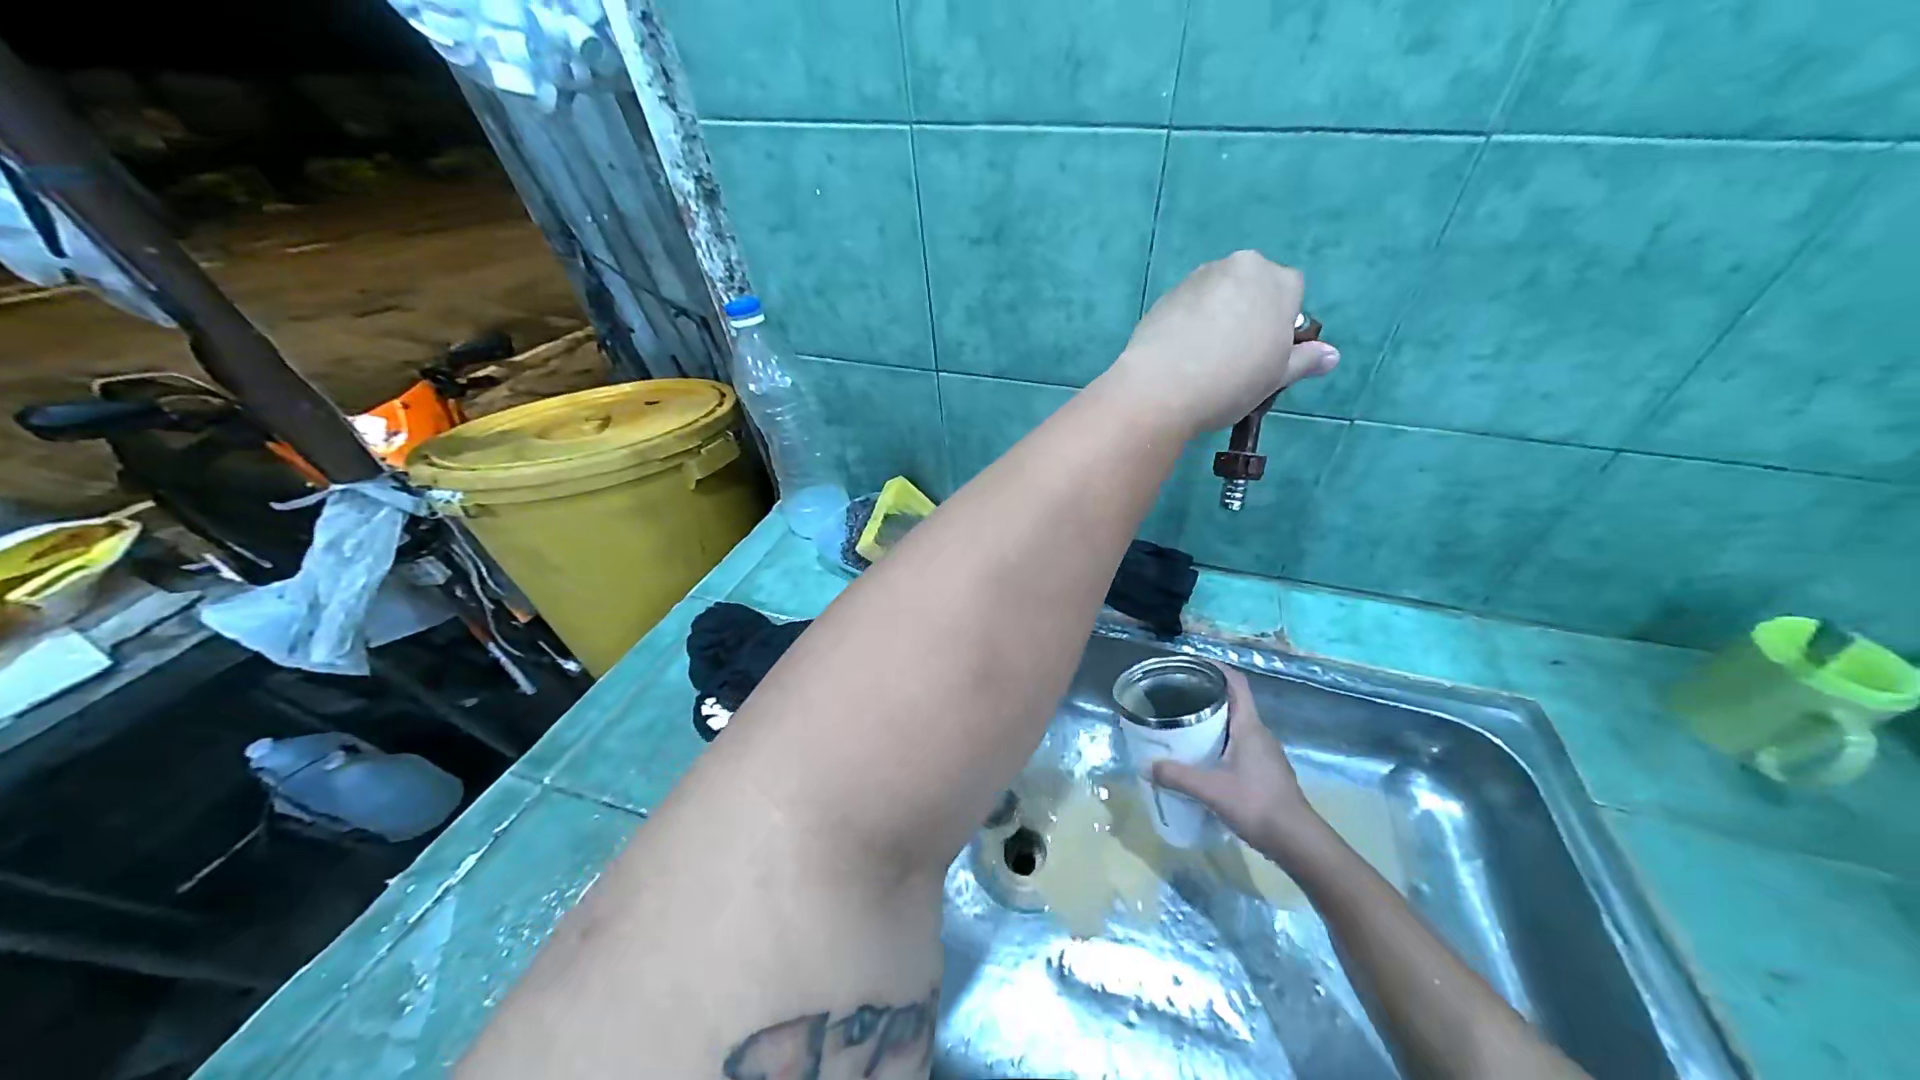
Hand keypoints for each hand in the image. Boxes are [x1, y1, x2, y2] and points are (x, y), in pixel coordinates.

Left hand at [1108, 251, 1340, 435]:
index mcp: (1277, 280)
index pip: (1292, 293)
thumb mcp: (1276, 376)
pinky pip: (1189, 306)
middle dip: (1250, 314)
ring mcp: (1198, 277)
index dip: (1282, 324)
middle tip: (1237, 357)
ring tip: (1206, 358)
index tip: (1267, 354)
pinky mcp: (1165, 295)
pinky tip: (1181, 354)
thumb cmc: (1231, 382)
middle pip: (1254, 287)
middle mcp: (1239, 266)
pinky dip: (1190, 323)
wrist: (1160, 388)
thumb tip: (1331, 355)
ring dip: (1219, 316)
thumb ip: (1305, 359)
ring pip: (1219, 294)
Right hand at [1151, 663, 1323, 853]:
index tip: (1193, 665)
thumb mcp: (1210, 789)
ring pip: (1236, 727)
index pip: (1237, 684)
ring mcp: (1266, 754)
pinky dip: (1220, 745)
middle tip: (1177, 699)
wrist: (1296, 841)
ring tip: (1184, 728)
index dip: (1217, 669)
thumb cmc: (1256, 803)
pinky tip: (1203, 760)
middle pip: (1233, 704)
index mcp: (1250, 727)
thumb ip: (1177, 776)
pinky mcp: (1266, 772)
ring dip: (1213, 723)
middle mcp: (1260, 734)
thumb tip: (1147, 767)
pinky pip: (1240, 747)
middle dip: (1207, 697)